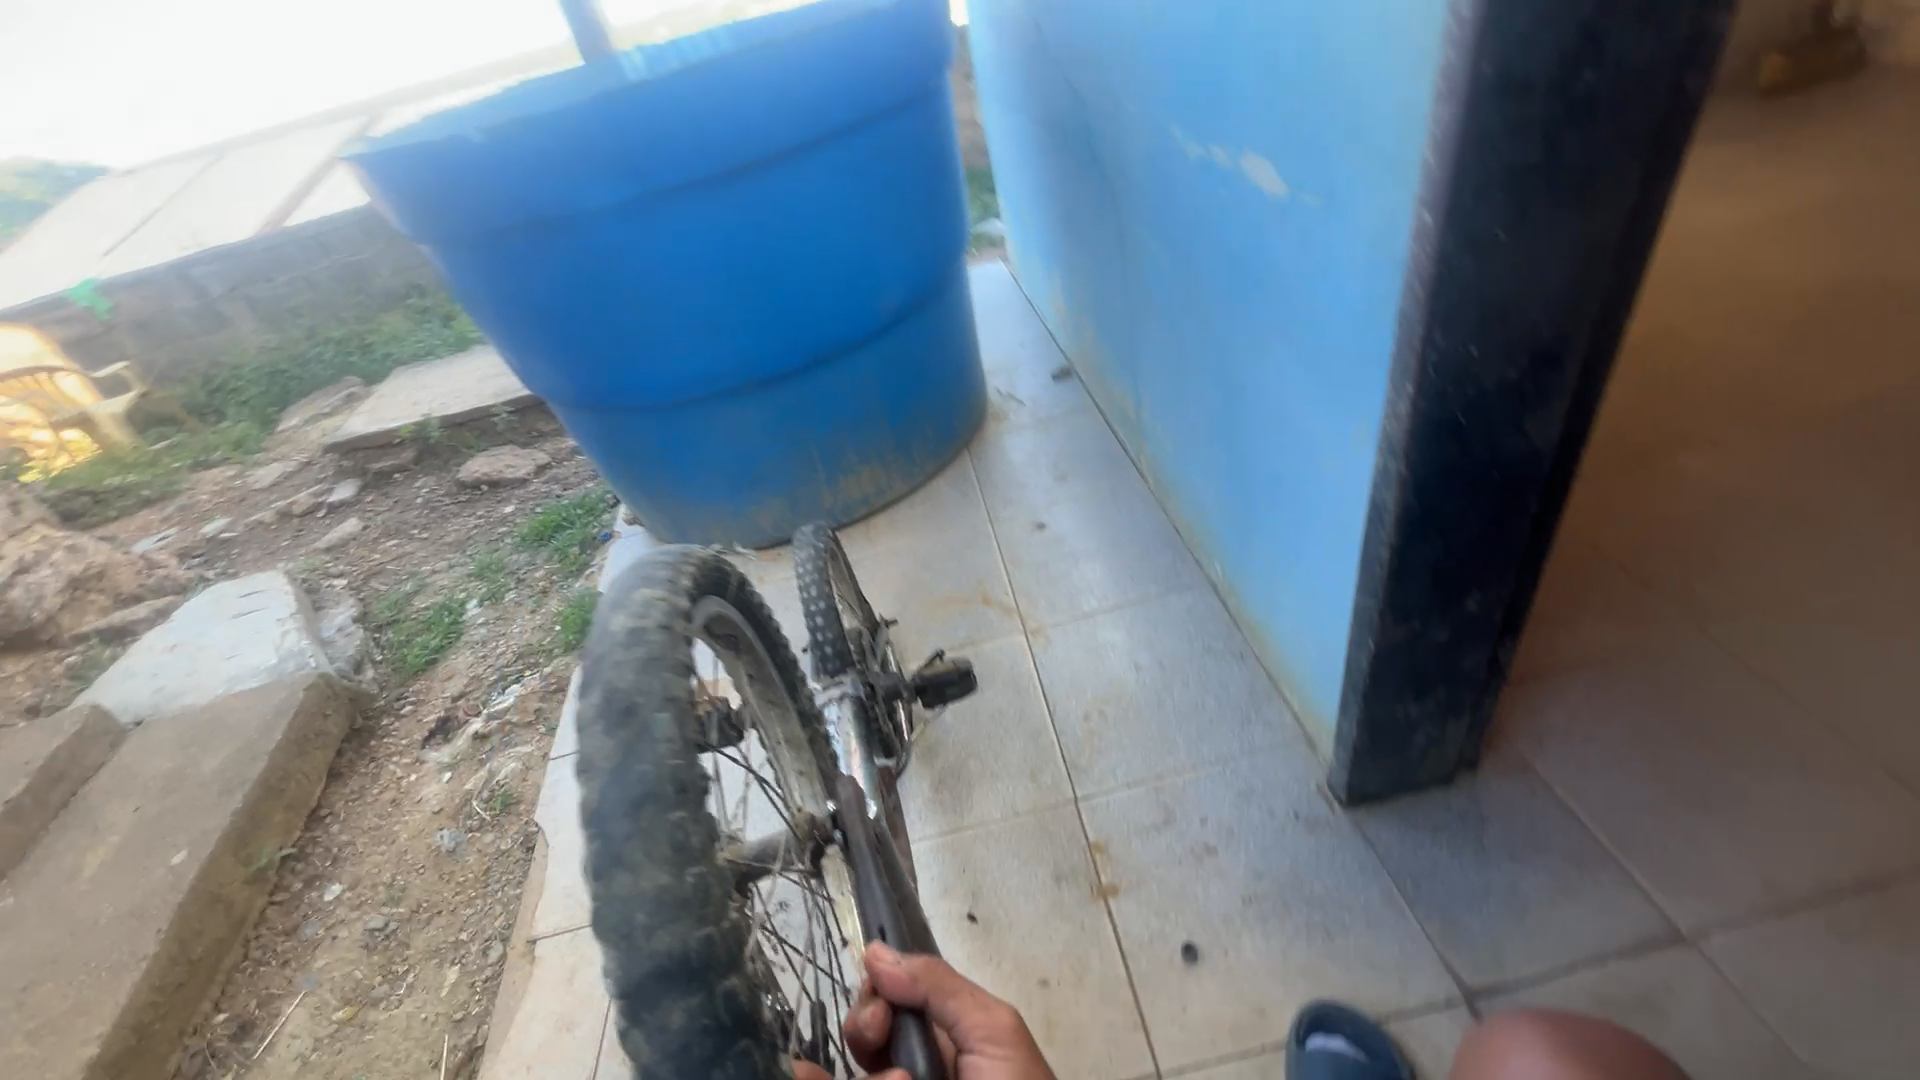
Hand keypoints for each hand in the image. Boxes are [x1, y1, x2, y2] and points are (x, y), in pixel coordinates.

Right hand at [794, 941, 1057, 1079]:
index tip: (882, 1008)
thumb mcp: (992, 1029)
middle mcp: (912, 1063)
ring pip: (854, 1067)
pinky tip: (805, 1072)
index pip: (891, 996)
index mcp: (943, 1032)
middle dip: (864, 1026)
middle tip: (879, 1038)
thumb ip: (936, 985)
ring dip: (861, 1065)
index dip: (879, 994)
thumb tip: (873, 950)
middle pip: (864, 1032)